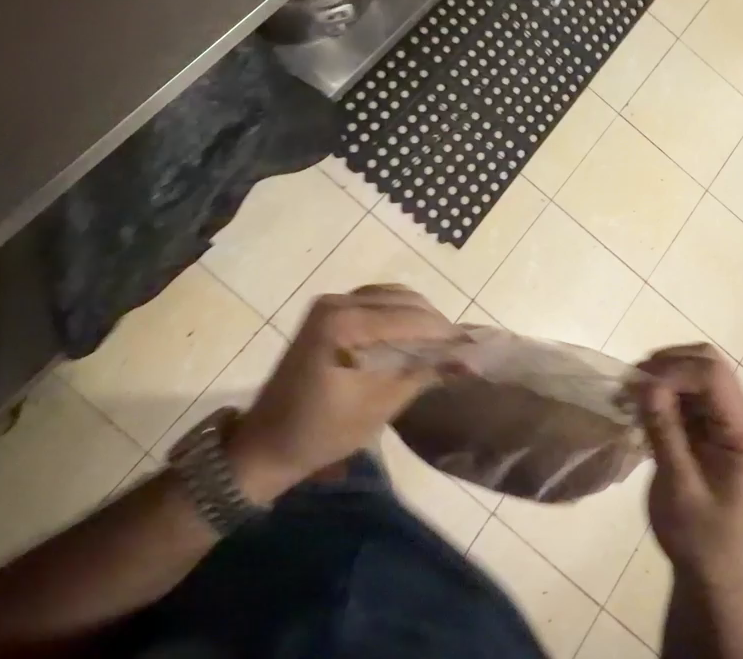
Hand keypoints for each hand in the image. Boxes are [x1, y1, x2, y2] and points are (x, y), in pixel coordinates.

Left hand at [224, 285, 463, 502]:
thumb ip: (423, 374)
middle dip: (434, 323)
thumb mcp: (379, 405)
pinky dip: (396, 315)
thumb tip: (469, 360)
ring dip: (417, 317)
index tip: (476, 347)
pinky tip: (411, 338)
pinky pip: (372, 302)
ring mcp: (328, 304)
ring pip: (389, 297)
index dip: (445, 333)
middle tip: (461, 349)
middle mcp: (336, 301)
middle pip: (401, 301)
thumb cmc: (322, 432)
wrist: (266, 444)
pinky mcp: (325, 313)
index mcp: (345, 321)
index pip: (410, 318)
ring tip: (441, 345)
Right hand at [635, 345, 742, 589]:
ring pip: (695, 375)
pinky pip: (684, 396)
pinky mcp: (706, 432)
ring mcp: (723, 424)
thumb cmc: (700, 540)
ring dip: (661, 376)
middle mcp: (739, 419)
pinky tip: (636, 409)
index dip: (674, 371)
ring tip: (628, 396)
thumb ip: (665, 434)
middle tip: (630, 384)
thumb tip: (647, 384)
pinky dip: (659, 394)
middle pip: (708, 365)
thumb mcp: (679, 490)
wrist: (711, 575)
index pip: (714, 376)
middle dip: (667, 365)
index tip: (637, 387)